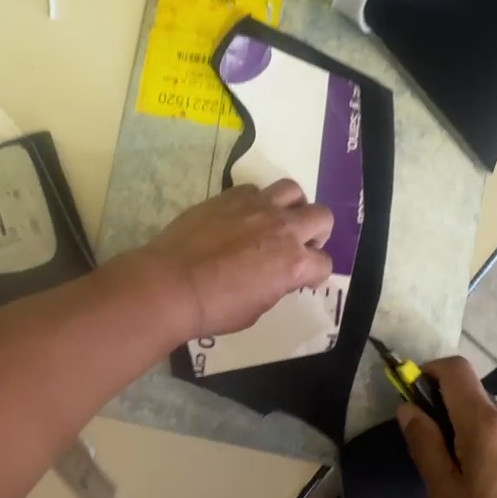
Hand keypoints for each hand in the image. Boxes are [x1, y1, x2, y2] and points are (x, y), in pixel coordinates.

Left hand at [126, 179, 332, 341]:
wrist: (172, 284)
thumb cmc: (215, 308)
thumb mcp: (257, 308)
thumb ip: (276, 285)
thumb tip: (277, 276)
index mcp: (294, 263)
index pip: (324, 263)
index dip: (316, 273)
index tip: (303, 278)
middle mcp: (283, 228)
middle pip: (322, 216)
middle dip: (317, 232)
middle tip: (298, 244)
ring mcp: (257, 206)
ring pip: (293, 190)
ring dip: (292, 206)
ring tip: (275, 220)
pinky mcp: (230, 196)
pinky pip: (255, 189)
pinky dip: (256, 202)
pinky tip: (242, 217)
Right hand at [397, 357, 496, 497]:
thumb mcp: (447, 493)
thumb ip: (424, 445)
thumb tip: (408, 409)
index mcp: (484, 420)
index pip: (455, 368)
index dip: (430, 372)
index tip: (416, 399)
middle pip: (471, 395)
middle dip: (449, 415)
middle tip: (441, 459)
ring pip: (490, 417)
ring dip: (472, 434)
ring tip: (471, 481)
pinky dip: (494, 445)